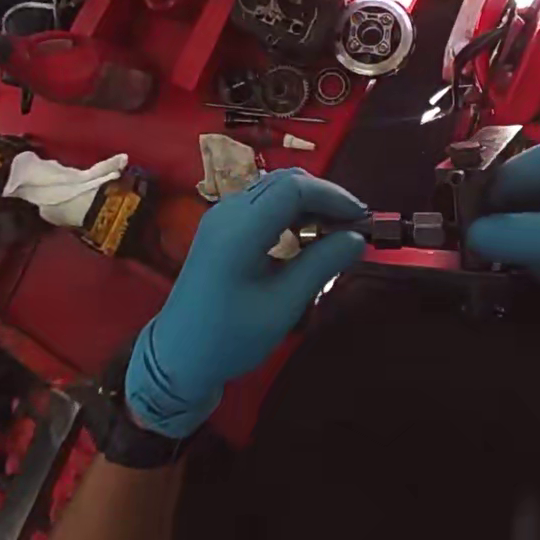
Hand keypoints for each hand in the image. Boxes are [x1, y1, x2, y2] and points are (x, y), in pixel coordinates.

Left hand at [127, 169, 367, 436]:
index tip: (362, 219)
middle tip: (353, 226)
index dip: (333, 196)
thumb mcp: (283, 304)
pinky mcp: (221, 228)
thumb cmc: (229, 337)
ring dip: (308, 204)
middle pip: (284, 182)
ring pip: (274, 190)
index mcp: (240, 228)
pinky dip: (289, 213)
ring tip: (336, 233)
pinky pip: (262, 205)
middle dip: (324, 197)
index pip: (294, 187)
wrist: (177, 358)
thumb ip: (321, 264)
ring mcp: (221, 217)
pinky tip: (306, 238)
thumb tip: (358, 239)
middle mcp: (228, 211)